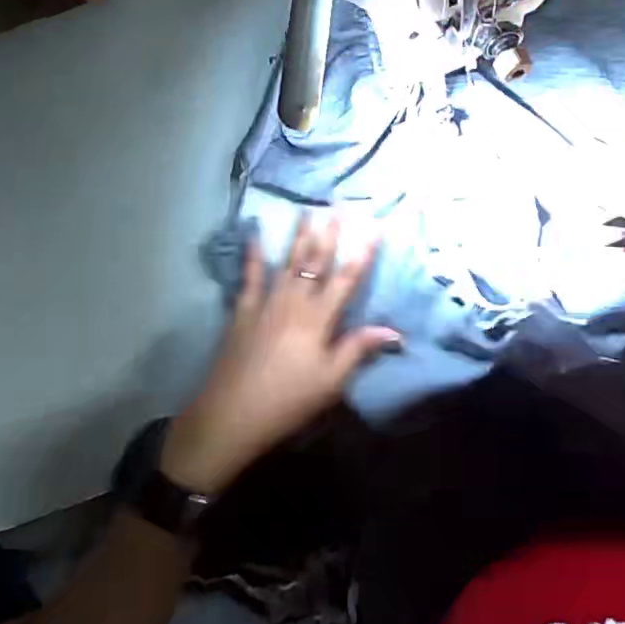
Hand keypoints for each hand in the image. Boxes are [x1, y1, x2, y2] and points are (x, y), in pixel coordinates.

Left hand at [160, 215, 399, 494]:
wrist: (230, 417)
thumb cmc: (288, 400)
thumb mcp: (331, 381)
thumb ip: (359, 349)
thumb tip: (394, 330)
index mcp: (319, 319)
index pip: (346, 279)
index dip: (363, 253)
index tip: (374, 228)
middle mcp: (294, 303)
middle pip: (315, 262)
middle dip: (329, 233)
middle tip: (338, 207)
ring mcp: (265, 304)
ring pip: (287, 263)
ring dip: (299, 236)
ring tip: (307, 211)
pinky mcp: (242, 312)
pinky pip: (250, 277)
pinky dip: (254, 255)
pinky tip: (255, 236)